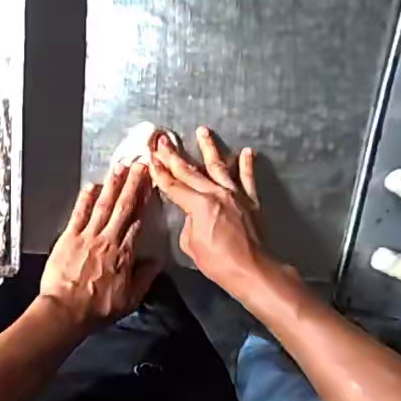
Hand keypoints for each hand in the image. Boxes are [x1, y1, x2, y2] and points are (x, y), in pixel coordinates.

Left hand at [38, 163, 161, 330]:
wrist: (65, 311)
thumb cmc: (98, 308)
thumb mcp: (130, 299)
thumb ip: (145, 277)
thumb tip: (156, 261)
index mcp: (125, 254)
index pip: (138, 222)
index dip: (145, 202)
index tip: (151, 186)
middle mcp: (108, 240)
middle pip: (124, 207)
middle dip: (133, 184)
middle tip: (140, 165)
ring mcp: (87, 236)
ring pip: (103, 205)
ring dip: (113, 185)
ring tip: (120, 167)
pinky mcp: (68, 238)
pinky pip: (79, 214)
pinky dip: (85, 199)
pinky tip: (91, 186)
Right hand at [147, 127, 282, 295]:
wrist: (251, 269)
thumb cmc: (217, 261)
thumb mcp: (190, 244)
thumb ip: (189, 223)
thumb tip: (194, 215)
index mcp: (198, 204)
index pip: (173, 184)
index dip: (159, 171)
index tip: (149, 157)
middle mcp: (216, 193)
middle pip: (190, 170)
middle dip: (173, 154)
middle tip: (163, 139)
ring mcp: (235, 195)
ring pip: (219, 166)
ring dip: (209, 147)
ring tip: (203, 130)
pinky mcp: (251, 202)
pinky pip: (248, 180)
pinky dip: (246, 165)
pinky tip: (246, 151)